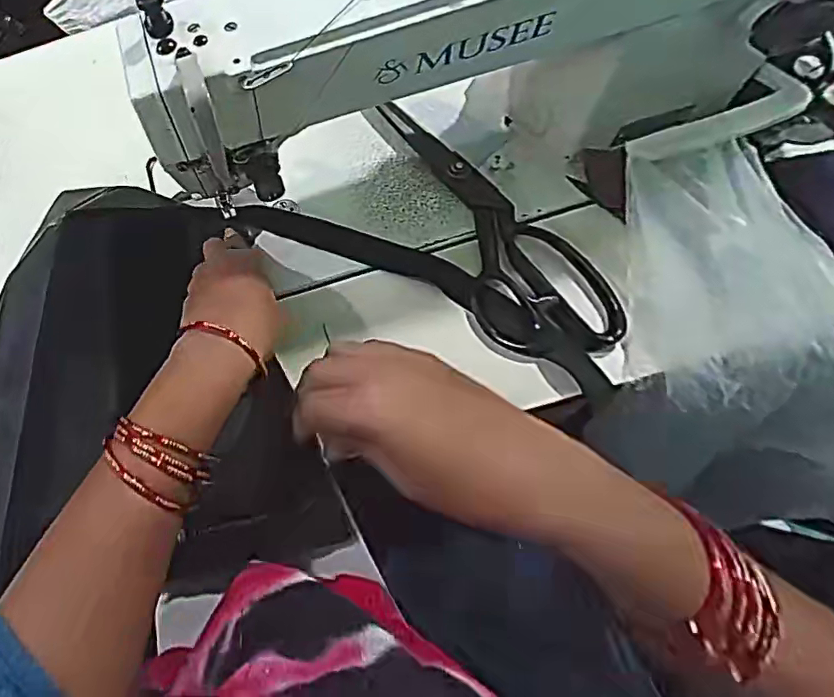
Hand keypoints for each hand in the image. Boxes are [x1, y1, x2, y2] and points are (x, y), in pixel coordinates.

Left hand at [179, 231, 283, 361]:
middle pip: (217, 246)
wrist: (219, 349)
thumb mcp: (276, 314)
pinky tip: (214, 314)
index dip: (253, 258)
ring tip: (226, 298)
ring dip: (212, 278)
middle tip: (238, 272)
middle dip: (224, 254)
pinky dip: (203, 299)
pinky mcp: (185, 302)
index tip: (258, 269)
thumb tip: (269, 308)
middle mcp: (218, 264)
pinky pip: (195, 292)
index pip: (249, 247)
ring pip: (203, 268)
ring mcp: (198, 281)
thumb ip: (269, 300)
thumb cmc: (249, 327)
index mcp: (245, 260)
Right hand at [294, 341, 632, 544]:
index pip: (310, 404)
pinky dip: (359, 363)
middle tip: (317, 424)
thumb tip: (338, 438)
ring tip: (341, 402)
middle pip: (318, 370)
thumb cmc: (470, 486)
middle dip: (310, 396)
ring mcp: (401, 358)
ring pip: (341, 350)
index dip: (300, 424)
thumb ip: (359, 447)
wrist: (533, 471)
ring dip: (331, 373)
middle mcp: (377, 370)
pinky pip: (372, 348)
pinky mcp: (423, 356)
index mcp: (367, 404)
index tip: (305, 439)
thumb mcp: (401, 477)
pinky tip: (372, 388)